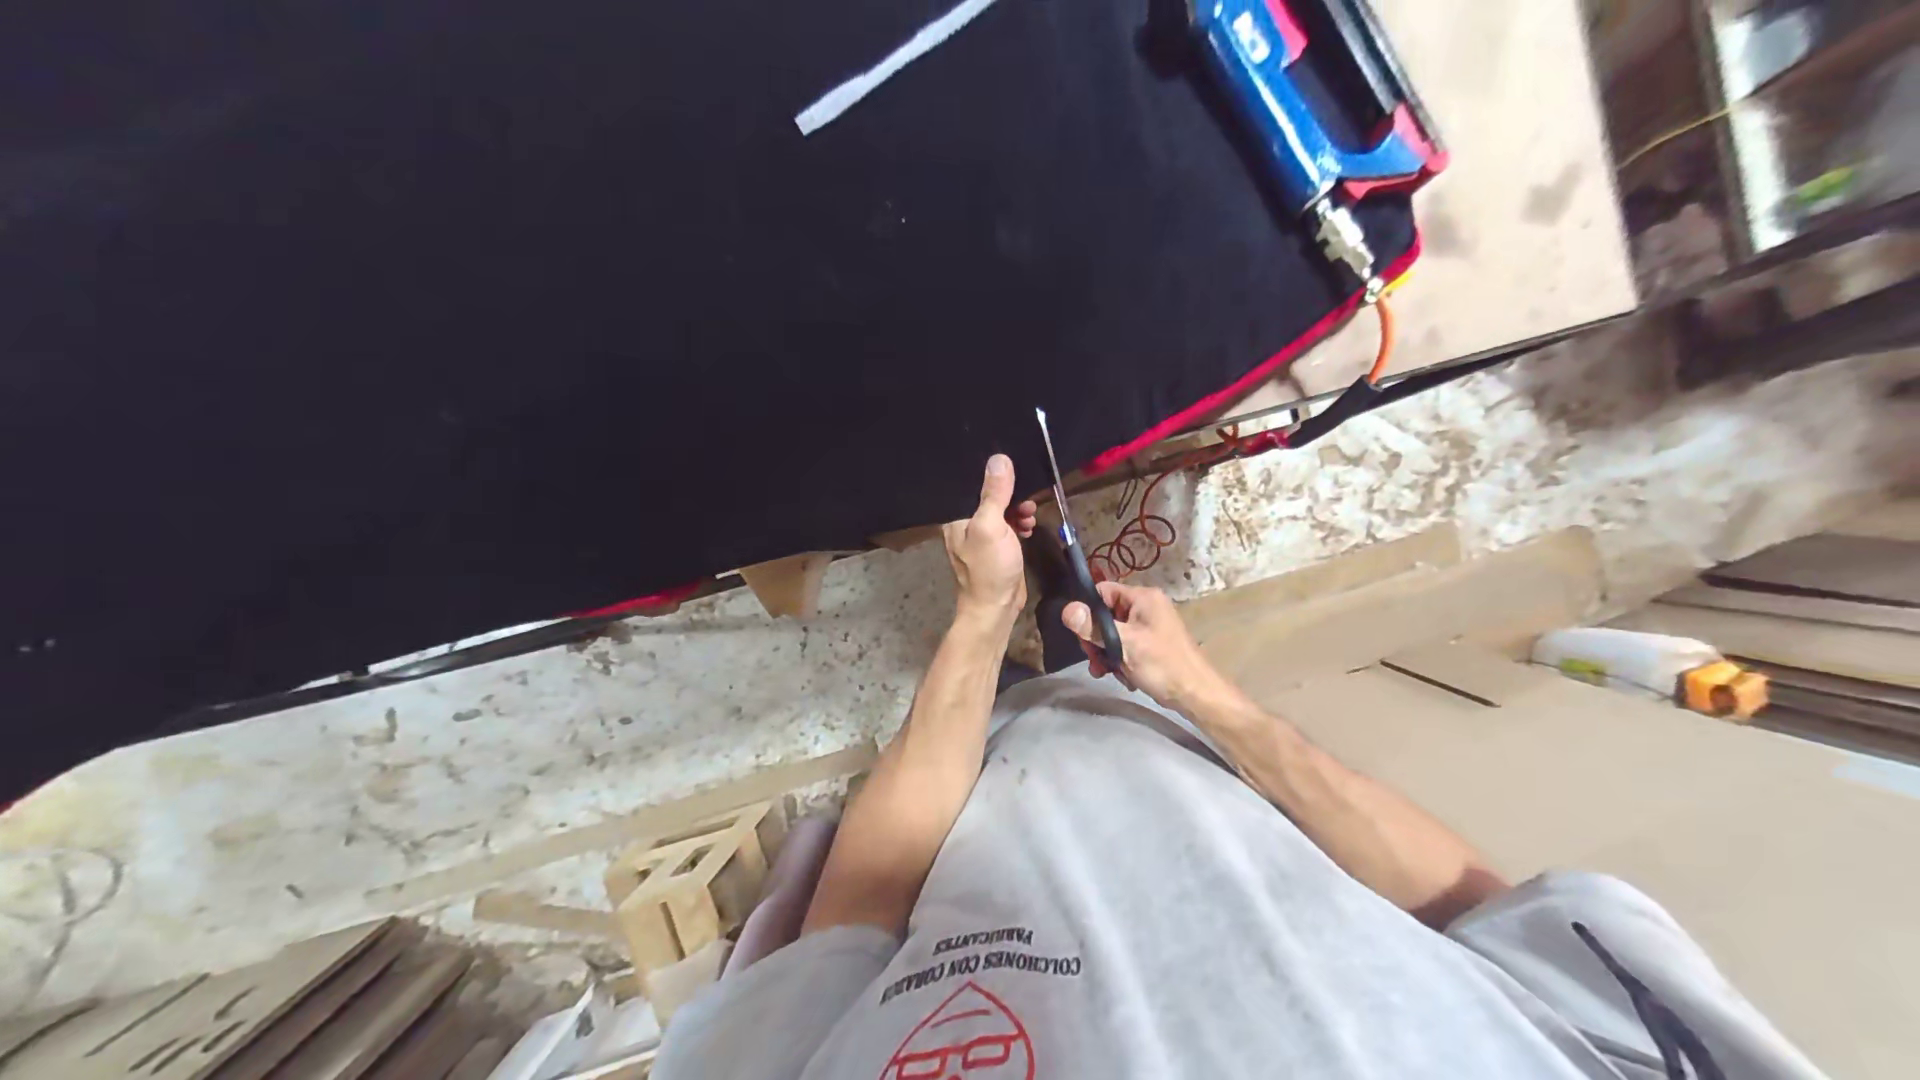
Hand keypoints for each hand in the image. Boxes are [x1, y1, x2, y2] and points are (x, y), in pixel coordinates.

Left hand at [942, 454, 1037, 626]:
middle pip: (989, 494)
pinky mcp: (997, 545)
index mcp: (956, 515)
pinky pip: (1009, 524)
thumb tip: (999, 459)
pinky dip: (1020, 522)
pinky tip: (1028, 526)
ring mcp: (982, 535)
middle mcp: (965, 522)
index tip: (1014, 467)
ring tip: (1030, 515)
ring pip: (1002, 509)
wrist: (995, 608)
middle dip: (1011, 493)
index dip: (992, 474)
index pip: (972, 483)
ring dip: (1019, 508)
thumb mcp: (990, 527)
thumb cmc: (988, 568)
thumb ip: (994, 494)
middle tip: (1027, 500)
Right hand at [1062, 581, 1233, 717]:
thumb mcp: (1125, 644)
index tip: (1081, 634)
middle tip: (1094, 658)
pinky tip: (1121, 674)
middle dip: (1097, 638)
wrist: (1196, 695)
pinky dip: (1119, 658)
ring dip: (1107, 652)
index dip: (1088, 610)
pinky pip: (1125, 644)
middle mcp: (1147, 606)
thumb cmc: (1162, 664)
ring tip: (1106, 671)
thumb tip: (1067, 609)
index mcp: (1144, 597)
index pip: (1103, 590)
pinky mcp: (1151, 642)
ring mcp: (1150, 625)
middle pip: (1106, 613)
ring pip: (1114, 632)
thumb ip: (1094, 627)